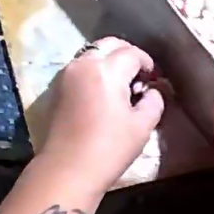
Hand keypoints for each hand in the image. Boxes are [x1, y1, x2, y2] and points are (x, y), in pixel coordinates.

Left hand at [41, 37, 165, 190]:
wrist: (68, 169)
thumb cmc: (109, 148)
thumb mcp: (142, 126)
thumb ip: (154, 101)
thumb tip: (152, 91)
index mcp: (107, 70)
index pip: (133, 54)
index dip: (148, 63)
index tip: (155, 78)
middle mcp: (84, 64)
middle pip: (109, 44)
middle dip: (128, 53)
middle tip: (140, 74)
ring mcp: (67, 75)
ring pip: (92, 54)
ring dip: (109, 60)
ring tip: (122, 83)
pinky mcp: (58, 88)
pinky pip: (81, 68)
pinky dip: (95, 70)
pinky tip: (104, 92)